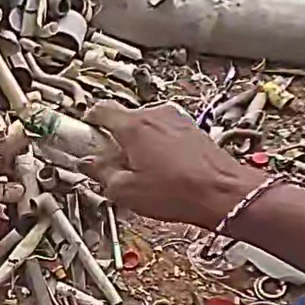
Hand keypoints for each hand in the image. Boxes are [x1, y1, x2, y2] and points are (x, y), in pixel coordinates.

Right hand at [82, 102, 267, 227]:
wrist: (225, 194)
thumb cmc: (180, 192)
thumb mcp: (126, 191)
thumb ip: (101, 173)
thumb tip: (88, 165)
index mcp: (134, 125)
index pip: (99, 110)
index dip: (85, 123)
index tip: (79, 137)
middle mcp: (155, 115)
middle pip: (121, 120)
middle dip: (111, 140)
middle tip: (108, 166)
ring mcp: (175, 120)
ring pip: (143, 127)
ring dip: (135, 145)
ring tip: (137, 174)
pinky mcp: (190, 130)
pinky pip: (162, 133)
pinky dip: (155, 148)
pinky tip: (158, 172)